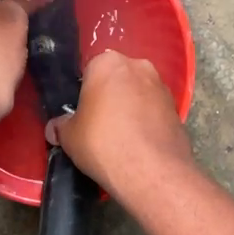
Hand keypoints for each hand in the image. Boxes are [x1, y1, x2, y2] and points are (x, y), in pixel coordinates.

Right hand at [45, 50, 192, 197]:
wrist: (151, 171)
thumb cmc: (103, 143)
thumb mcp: (69, 137)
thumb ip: (61, 127)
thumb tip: (55, 129)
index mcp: (108, 63)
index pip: (89, 71)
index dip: (83, 94)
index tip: (81, 115)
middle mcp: (139, 67)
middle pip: (117, 80)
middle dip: (109, 99)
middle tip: (99, 127)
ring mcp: (162, 88)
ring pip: (138, 96)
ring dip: (130, 111)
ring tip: (121, 140)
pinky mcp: (178, 111)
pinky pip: (154, 114)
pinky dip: (147, 125)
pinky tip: (139, 147)